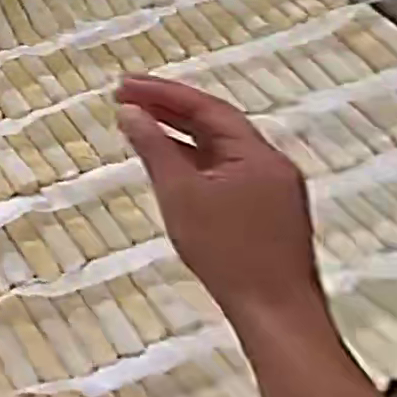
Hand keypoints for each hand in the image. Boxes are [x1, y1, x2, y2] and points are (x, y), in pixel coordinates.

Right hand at [116, 74, 320, 317]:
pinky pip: (220, 163)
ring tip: (136, 116)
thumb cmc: (226, 247)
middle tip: (124, 94)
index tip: (123, 84)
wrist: (273, 313)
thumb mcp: (178, 191)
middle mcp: (270, 165)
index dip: (162, 91)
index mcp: (258, 156)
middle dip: (168, 105)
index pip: (207, 108)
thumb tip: (129, 111)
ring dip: (176, 127)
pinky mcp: (262, 207)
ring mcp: (269, 187)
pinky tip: (162, 152)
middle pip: (215, 121)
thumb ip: (152, 145)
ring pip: (217, 143)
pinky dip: (188, 151)